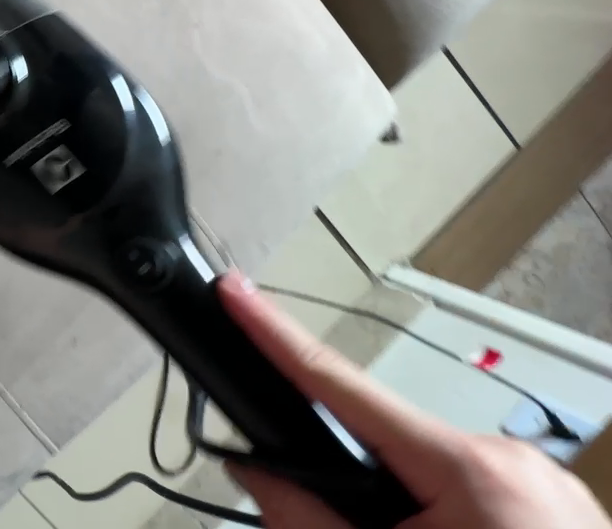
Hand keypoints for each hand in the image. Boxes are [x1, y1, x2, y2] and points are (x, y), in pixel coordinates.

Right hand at [218, 275, 611, 528]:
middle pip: (380, 435)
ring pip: (420, 465)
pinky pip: (466, 490)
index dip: (273, 332)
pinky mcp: (562, 511)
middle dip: (342, 466)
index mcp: (472, 471)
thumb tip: (255, 474)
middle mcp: (515, 464)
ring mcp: (549, 488)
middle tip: (339, 523)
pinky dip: (432, 512)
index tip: (234, 291)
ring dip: (390, 496)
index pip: (338, 383)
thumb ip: (307, 519)